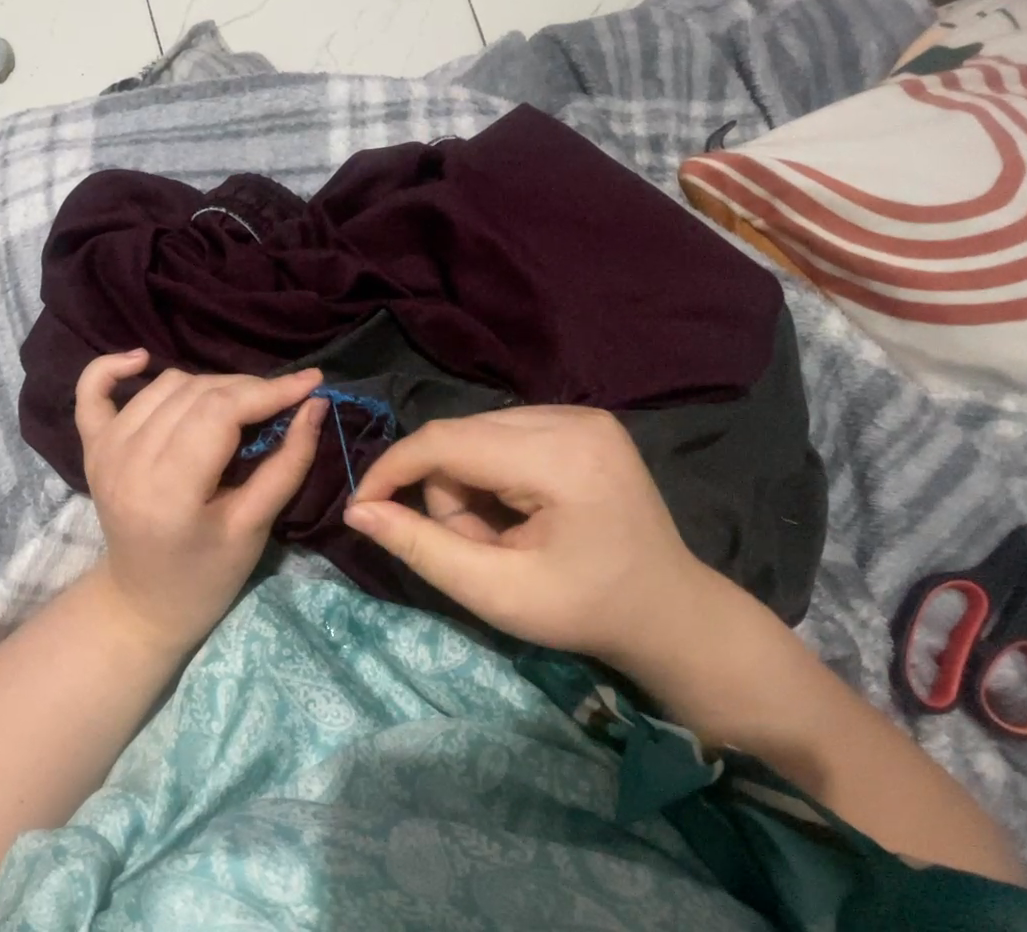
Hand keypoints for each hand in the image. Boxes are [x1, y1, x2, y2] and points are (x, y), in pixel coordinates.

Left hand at [75, 351, 324, 651]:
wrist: (144, 601)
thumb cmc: (207, 576)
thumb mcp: (254, 527)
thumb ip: (287, 464)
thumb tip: (315, 405)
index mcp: (169, 490)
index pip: (220, 412)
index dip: (269, 391)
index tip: (312, 381)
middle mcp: (128, 461)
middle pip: (196, 393)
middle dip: (249, 389)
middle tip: (285, 403)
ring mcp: (104, 450)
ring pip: (165, 385)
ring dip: (210, 386)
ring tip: (240, 408)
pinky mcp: (92, 447)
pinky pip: (92, 390)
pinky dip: (112, 367)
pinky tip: (141, 360)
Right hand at [342, 406, 722, 668]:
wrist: (669, 613)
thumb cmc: (584, 611)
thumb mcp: (494, 591)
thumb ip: (421, 547)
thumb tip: (357, 510)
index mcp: (560, 456)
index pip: (444, 442)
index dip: (391, 471)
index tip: (362, 509)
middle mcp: (572, 417)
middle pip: (457, 438)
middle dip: (446, 495)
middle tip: (479, 550)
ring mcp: (581, 414)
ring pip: (474, 436)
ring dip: (468, 488)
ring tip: (505, 537)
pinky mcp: (581, 421)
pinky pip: (500, 436)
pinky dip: (491, 476)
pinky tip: (521, 513)